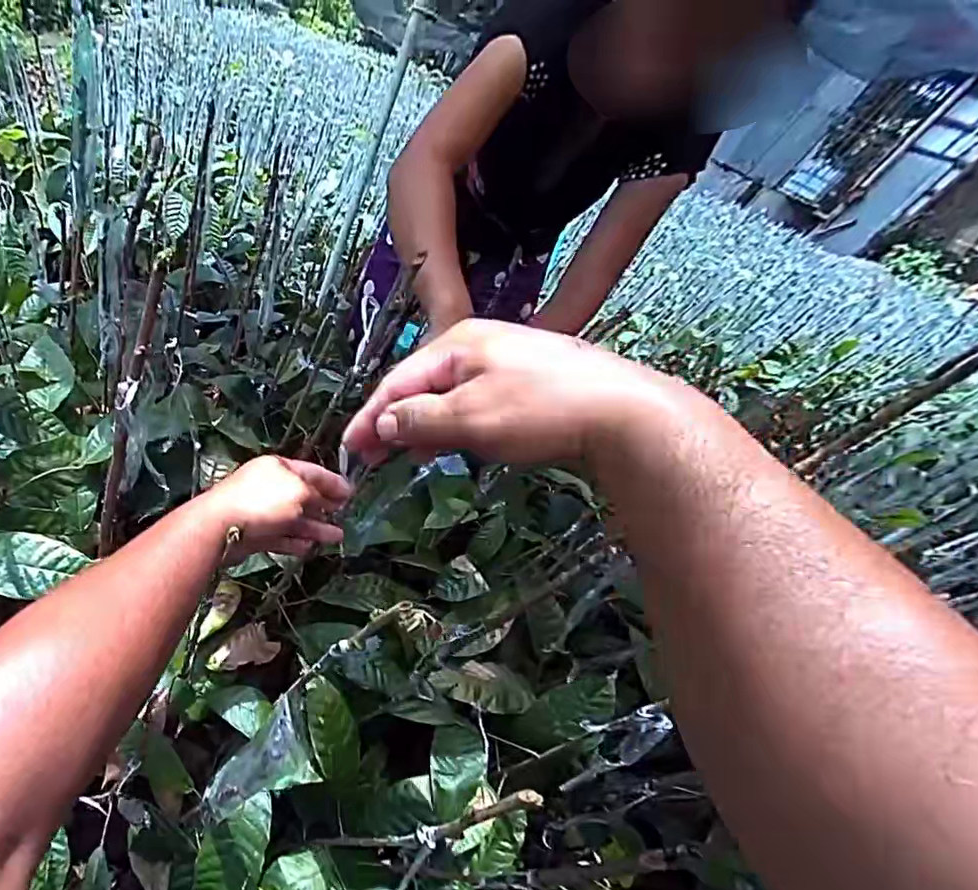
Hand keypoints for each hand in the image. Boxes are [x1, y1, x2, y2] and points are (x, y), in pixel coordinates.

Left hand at [195, 456, 351, 563]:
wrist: (219, 528)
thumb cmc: (260, 502)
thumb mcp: (298, 491)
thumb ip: (315, 493)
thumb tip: (320, 499)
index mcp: (276, 468)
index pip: (311, 471)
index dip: (332, 482)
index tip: (349, 492)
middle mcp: (267, 487)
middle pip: (301, 496)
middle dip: (323, 506)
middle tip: (342, 514)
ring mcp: (259, 511)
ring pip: (292, 519)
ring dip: (314, 528)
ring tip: (335, 537)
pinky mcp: (252, 534)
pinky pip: (278, 537)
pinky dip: (294, 542)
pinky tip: (308, 547)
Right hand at [341, 318, 706, 469]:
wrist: (628, 418)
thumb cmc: (539, 410)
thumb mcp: (467, 417)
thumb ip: (417, 419)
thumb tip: (382, 424)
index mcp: (458, 344)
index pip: (396, 382)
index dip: (369, 417)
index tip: (349, 448)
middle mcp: (478, 347)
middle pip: (417, 387)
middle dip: (391, 422)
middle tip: (370, 457)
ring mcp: (503, 364)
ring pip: (443, 398)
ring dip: (417, 428)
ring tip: (400, 457)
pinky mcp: (524, 385)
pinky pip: (468, 405)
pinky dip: (447, 427)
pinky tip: (441, 446)